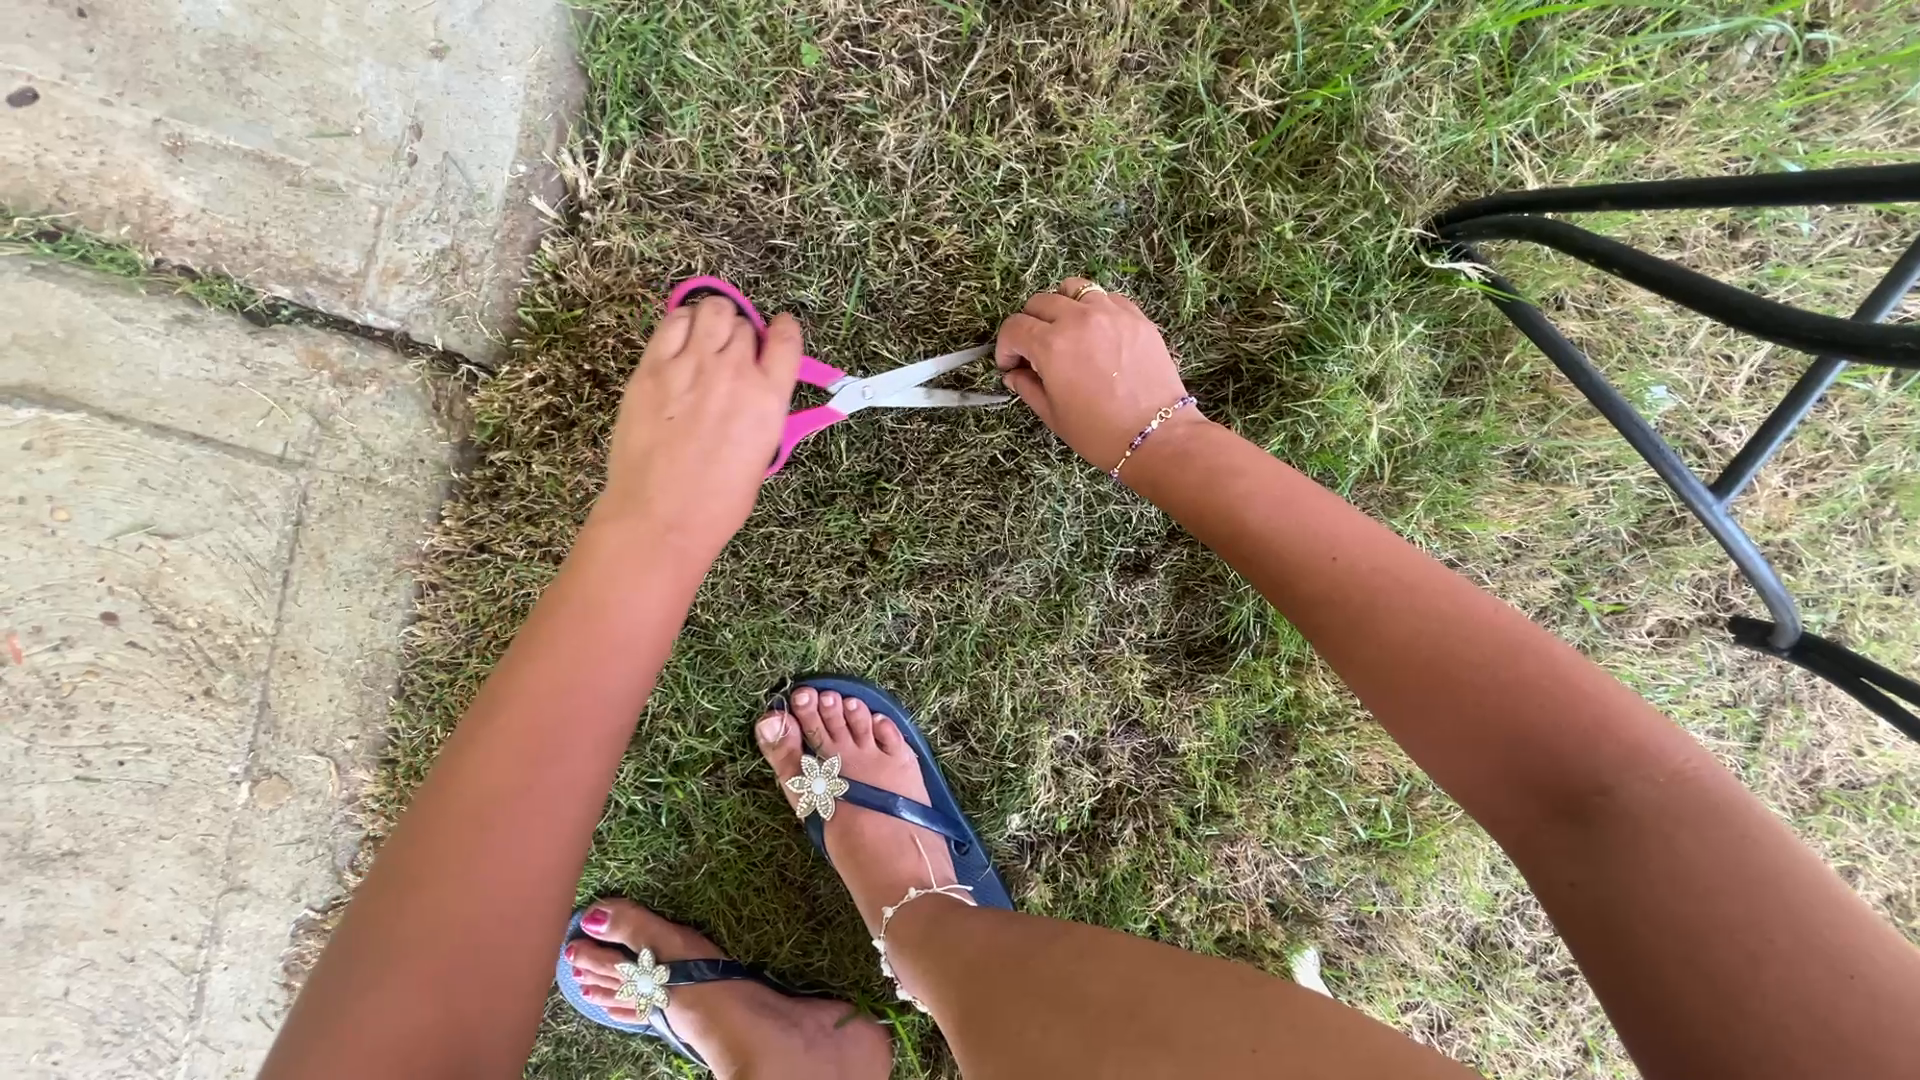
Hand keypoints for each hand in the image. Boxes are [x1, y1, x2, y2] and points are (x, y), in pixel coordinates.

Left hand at [594, 294, 802, 555]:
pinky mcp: (652, 368)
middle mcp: (734, 373)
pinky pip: (671, 323)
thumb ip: (763, 413)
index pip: (786, 339)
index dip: (783, 329)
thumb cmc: (717, 501)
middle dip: (742, 334)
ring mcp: (690, 366)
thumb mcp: (762, 455)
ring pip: (711, 311)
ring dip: (714, 320)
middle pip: (744, 325)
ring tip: (706, 338)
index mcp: (769, 399)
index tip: (778, 331)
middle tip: (731, 352)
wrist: (662, 516)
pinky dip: (681, 324)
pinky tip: (680, 341)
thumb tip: (756, 393)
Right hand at [995, 278, 1198, 473]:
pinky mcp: (1136, 316)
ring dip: (1061, 307)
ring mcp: (1110, 313)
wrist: (1156, 436)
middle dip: (1029, 325)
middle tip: (1035, 352)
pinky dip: (1093, 308)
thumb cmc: (1099, 432)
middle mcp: (1079, 319)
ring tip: (1065, 333)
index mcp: (1052, 345)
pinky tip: (1095, 334)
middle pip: (1039, 302)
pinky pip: (1106, 297)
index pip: (1014, 327)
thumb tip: (1014, 374)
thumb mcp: (1053, 415)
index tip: (1011, 365)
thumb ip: (1028, 387)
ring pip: (1073, 289)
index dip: (1006, 347)